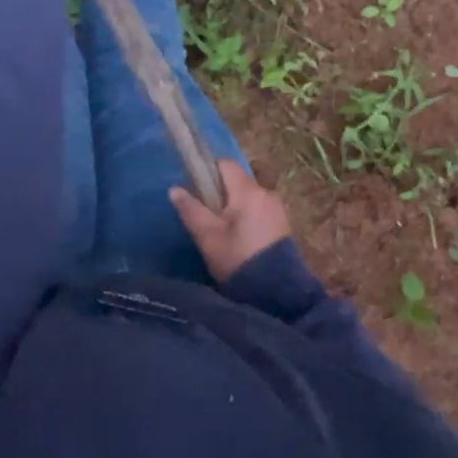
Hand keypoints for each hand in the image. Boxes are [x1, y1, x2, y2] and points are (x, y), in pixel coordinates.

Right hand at [170, 161, 291, 282]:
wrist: (277, 293)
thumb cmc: (238, 260)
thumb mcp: (208, 237)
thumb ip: (191, 210)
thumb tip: (175, 189)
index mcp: (249, 191)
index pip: (225, 164)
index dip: (207, 171)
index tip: (194, 190)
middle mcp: (266, 193)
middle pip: (236, 181)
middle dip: (218, 192)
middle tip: (204, 215)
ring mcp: (277, 209)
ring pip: (247, 196)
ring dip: (232, 206)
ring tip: (219, 230)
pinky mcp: (282, 225)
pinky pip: (258, 210)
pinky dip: (245, 216)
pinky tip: (237, 238)